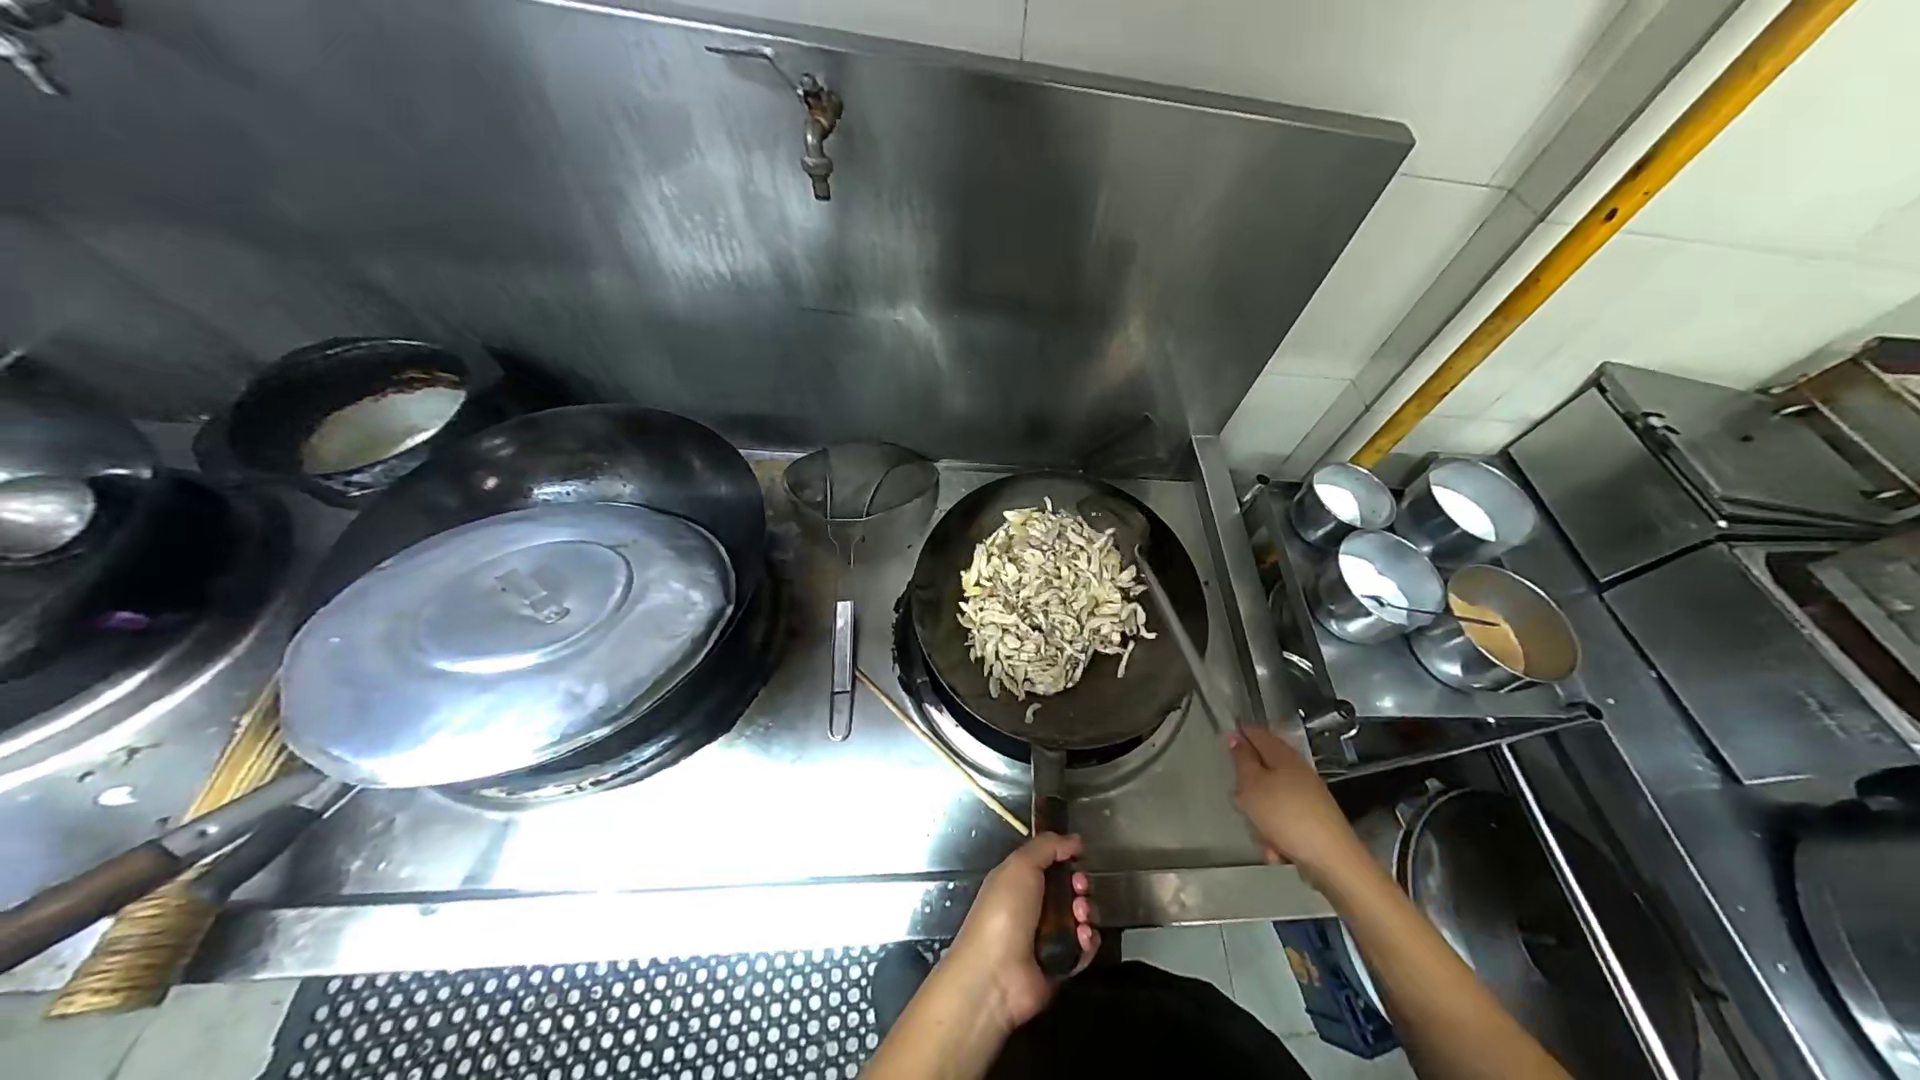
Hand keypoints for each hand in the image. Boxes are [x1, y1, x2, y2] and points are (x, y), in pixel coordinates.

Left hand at [939, 833, 1099, 1032]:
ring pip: (1081, 917)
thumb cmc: (1004, 912)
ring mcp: (1048, 937)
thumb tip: (1075, 839)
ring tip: (1080, 917)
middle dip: (1080, 885)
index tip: (1078, 858)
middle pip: (1069, 889)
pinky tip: (1082, 939)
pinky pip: (1084, 948)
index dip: (1067, 859)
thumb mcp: (1020, 865)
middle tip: (1079, 889)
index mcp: (1018, 881)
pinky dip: (1088, 942)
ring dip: (1087, 912)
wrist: (995, 974)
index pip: (1050, 864)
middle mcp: (1033, 906)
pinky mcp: (1061, 964)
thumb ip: (1047, 846)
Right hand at [1228, 726, 1368, 884]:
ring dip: (1259, 816)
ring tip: (1261, 831)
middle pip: (1261, 769)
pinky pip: (1281, 821)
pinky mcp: (1310, 821)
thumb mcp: (1252, 784)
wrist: (1331, 860)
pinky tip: (1276, 848)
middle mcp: (1297, 772)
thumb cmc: (1286, 815)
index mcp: (1284, 755)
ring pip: (1268, 798)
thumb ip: (1241, 759)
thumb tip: (1236, 737)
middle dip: (1246, 787)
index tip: (1221, 744)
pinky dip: (1274, 834)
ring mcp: (1306, 797)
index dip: (1238, 734)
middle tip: (1241, 799)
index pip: (1257, 732)